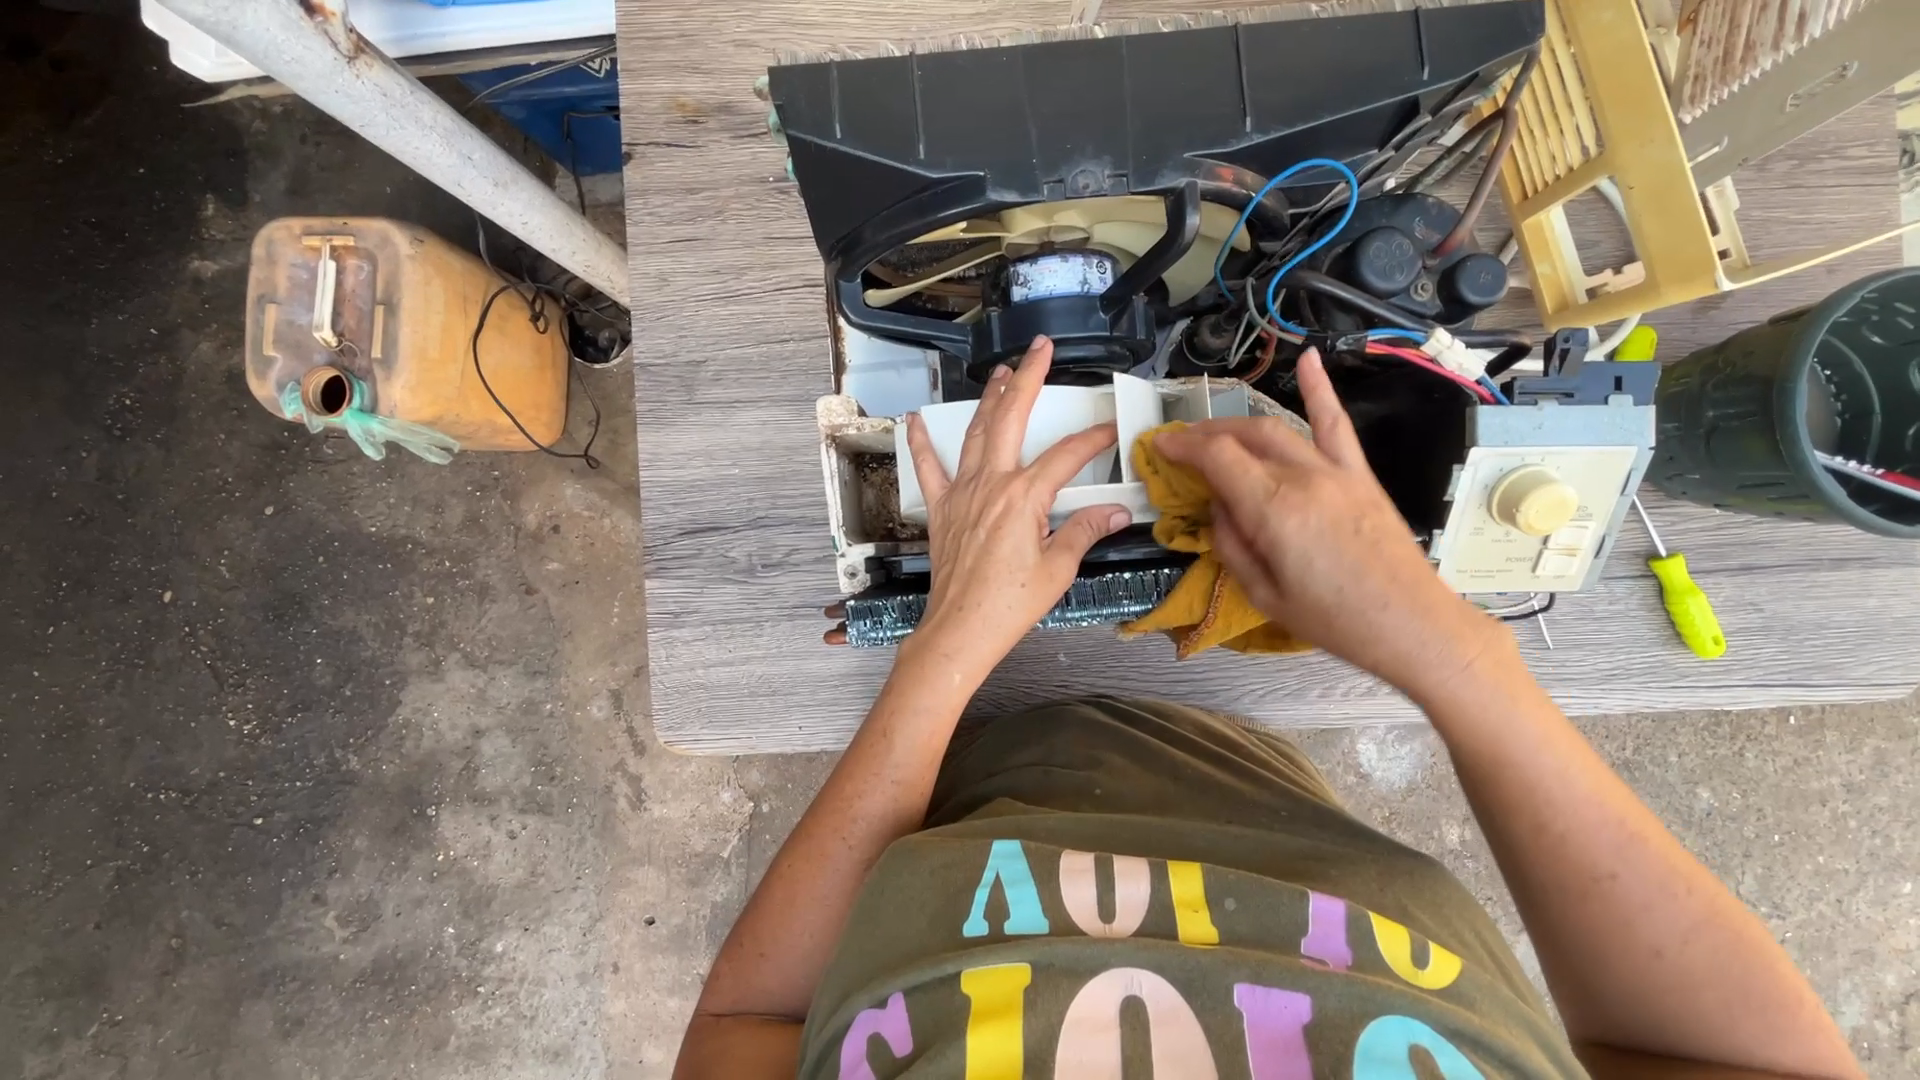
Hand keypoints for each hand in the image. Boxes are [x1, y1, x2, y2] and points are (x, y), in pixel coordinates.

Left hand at [900, 337, 1132, 680]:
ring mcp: (962, 493)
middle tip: (1041, 348)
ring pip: (975, 432)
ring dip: (989, 398)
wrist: (960, 629)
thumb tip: (1115, 512)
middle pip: (1010, 419)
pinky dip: (923, 443)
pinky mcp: (943, 509)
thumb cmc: (1009, 605)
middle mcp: (990, 484)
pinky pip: (929, 468)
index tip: (1110, 429)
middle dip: (1028, 378)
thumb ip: (1084, 531)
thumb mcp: (1057, 569)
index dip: (1092, 439)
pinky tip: (916, 420)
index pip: (1066, 455)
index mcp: (1023, 497)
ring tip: (1002, 371)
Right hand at [1155, 348, 1512, 699]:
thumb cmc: (1332, 619)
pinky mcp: (1360, 475)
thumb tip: (1217, 509)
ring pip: (1277, 428)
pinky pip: (1336, 424)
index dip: (1181, 447)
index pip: (1216, 457)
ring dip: (1239, 424)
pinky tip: (1308, 360)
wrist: (1409, 624)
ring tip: (1215, 430)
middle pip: (1242, 436)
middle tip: (1181, 447)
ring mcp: (1335, 471)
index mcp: (1272, 509)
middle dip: (1204, 435)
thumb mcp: (1262, 594)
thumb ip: (1230, 545)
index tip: (1159, 447)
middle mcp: (1302, 478)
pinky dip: (1320, 390)